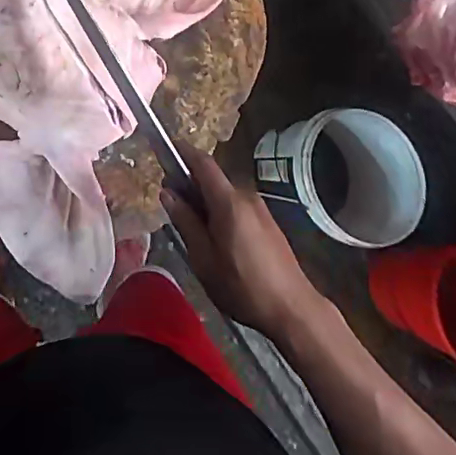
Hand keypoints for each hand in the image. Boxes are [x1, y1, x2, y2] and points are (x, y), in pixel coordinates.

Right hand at [163, 143, 325, 336]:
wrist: (290, 305)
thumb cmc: (242, 286)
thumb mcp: (204, 259)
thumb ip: (186, 222)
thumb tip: (168, 193)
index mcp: (229, 201)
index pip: (204, 163)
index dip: (183, 153)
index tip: (165, 149)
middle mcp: (246, 196)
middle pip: (213, 179)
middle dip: (189, 183)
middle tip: (168, 200)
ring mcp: (259, 207)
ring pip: (224, 193)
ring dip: (204, 199)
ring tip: (186, 222)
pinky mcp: (266, 220)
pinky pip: (236, 205)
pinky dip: (219, 209)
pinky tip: (211, 233)